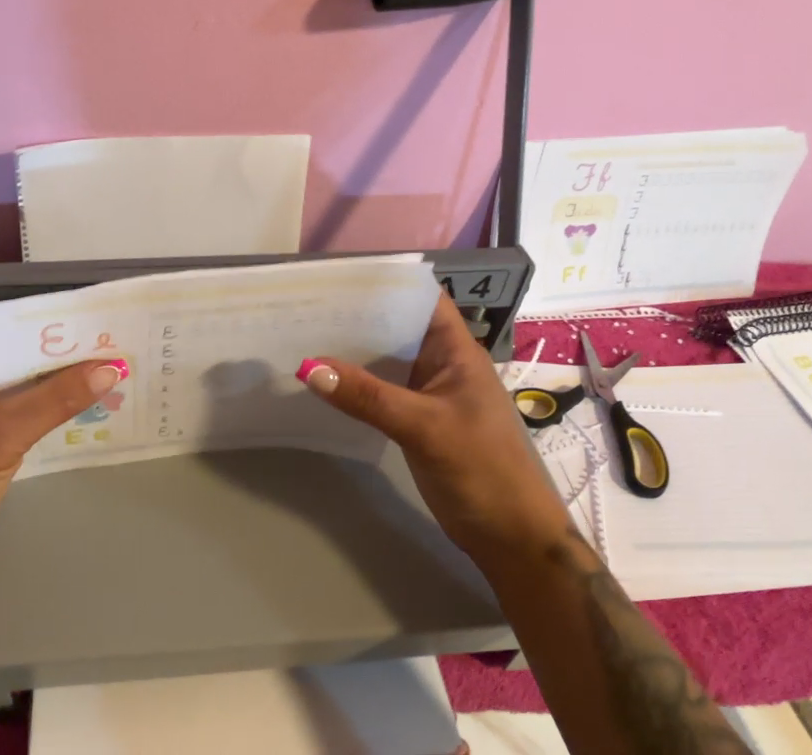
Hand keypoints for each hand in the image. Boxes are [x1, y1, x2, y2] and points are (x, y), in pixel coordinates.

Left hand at [0, 342, 126, 585]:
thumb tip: (111, 367)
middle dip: (61, 358)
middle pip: (17, 361)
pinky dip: (50, 414)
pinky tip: (84, 410)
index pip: (4, 333)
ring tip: (108, 373)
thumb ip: (56, 398)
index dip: (47, 327)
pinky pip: (22, 419)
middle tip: (111, 346)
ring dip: (59, 386)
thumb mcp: (4, 432)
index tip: (93, 322)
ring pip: (23, 392)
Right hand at [297, 295, 570, 565]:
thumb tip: (308, 366)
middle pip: (395, 327)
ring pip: (384, 360)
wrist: (510, 536)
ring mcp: (428, 393)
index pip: (420, 297)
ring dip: (351, 352)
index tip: (336, 276)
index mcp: (456, 350)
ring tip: (301, 335)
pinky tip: (321, 383)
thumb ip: (367, 397)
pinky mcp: (415, 421)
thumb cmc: (482, 469)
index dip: (384, 282)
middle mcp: (441, 363)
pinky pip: (379, 392)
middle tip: (303, 306)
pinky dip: (354, 386)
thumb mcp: (424, 426)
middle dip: (355, 316)